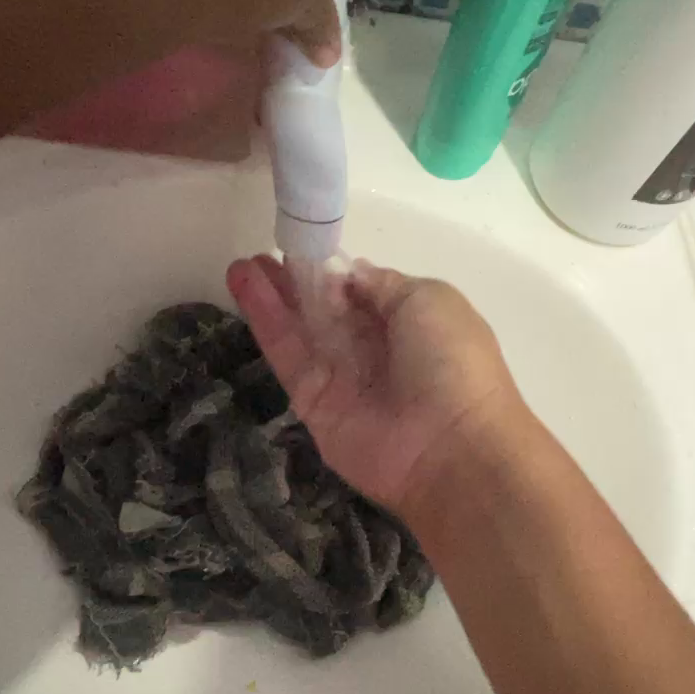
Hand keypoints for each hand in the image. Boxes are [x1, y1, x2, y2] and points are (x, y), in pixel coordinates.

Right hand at [226, 256, 524, 512]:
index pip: (363, 289)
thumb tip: (350, 274)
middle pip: (327, 308)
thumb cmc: (452, 363)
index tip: (304, 243)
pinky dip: (265, 320)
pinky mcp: (313, 402)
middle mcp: (375, 347)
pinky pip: (286, 354)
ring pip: (301, 328)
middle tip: (262, 253)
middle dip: (297, 280)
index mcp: (411, 320)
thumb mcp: (429, 300)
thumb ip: (384, 284)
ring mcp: (342, 376)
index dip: (333, 269)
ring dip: (273, 294)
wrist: (451, 451)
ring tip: (242, 263)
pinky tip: (243, 285)